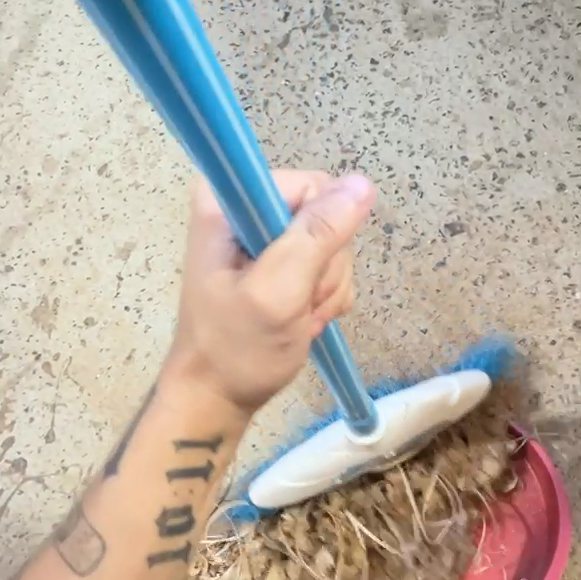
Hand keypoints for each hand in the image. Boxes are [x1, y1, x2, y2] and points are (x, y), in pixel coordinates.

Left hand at [163, 170, 375, 414]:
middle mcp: (247, 207)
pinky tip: (303, 318)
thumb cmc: (236, 349)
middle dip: (324, 267)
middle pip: (326, 215)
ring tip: (297, 316)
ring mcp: (267, 236)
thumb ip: (317, 236)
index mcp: (228, 200)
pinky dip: (325, 298)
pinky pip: (330, 266)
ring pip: (334, 244)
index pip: (312, 186)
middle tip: (298, 303)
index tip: (300, 273)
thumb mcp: (277, 292)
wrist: (218, 395)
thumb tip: (362, 184)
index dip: (320, 231)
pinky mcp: (283, 261)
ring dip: (326, 289)